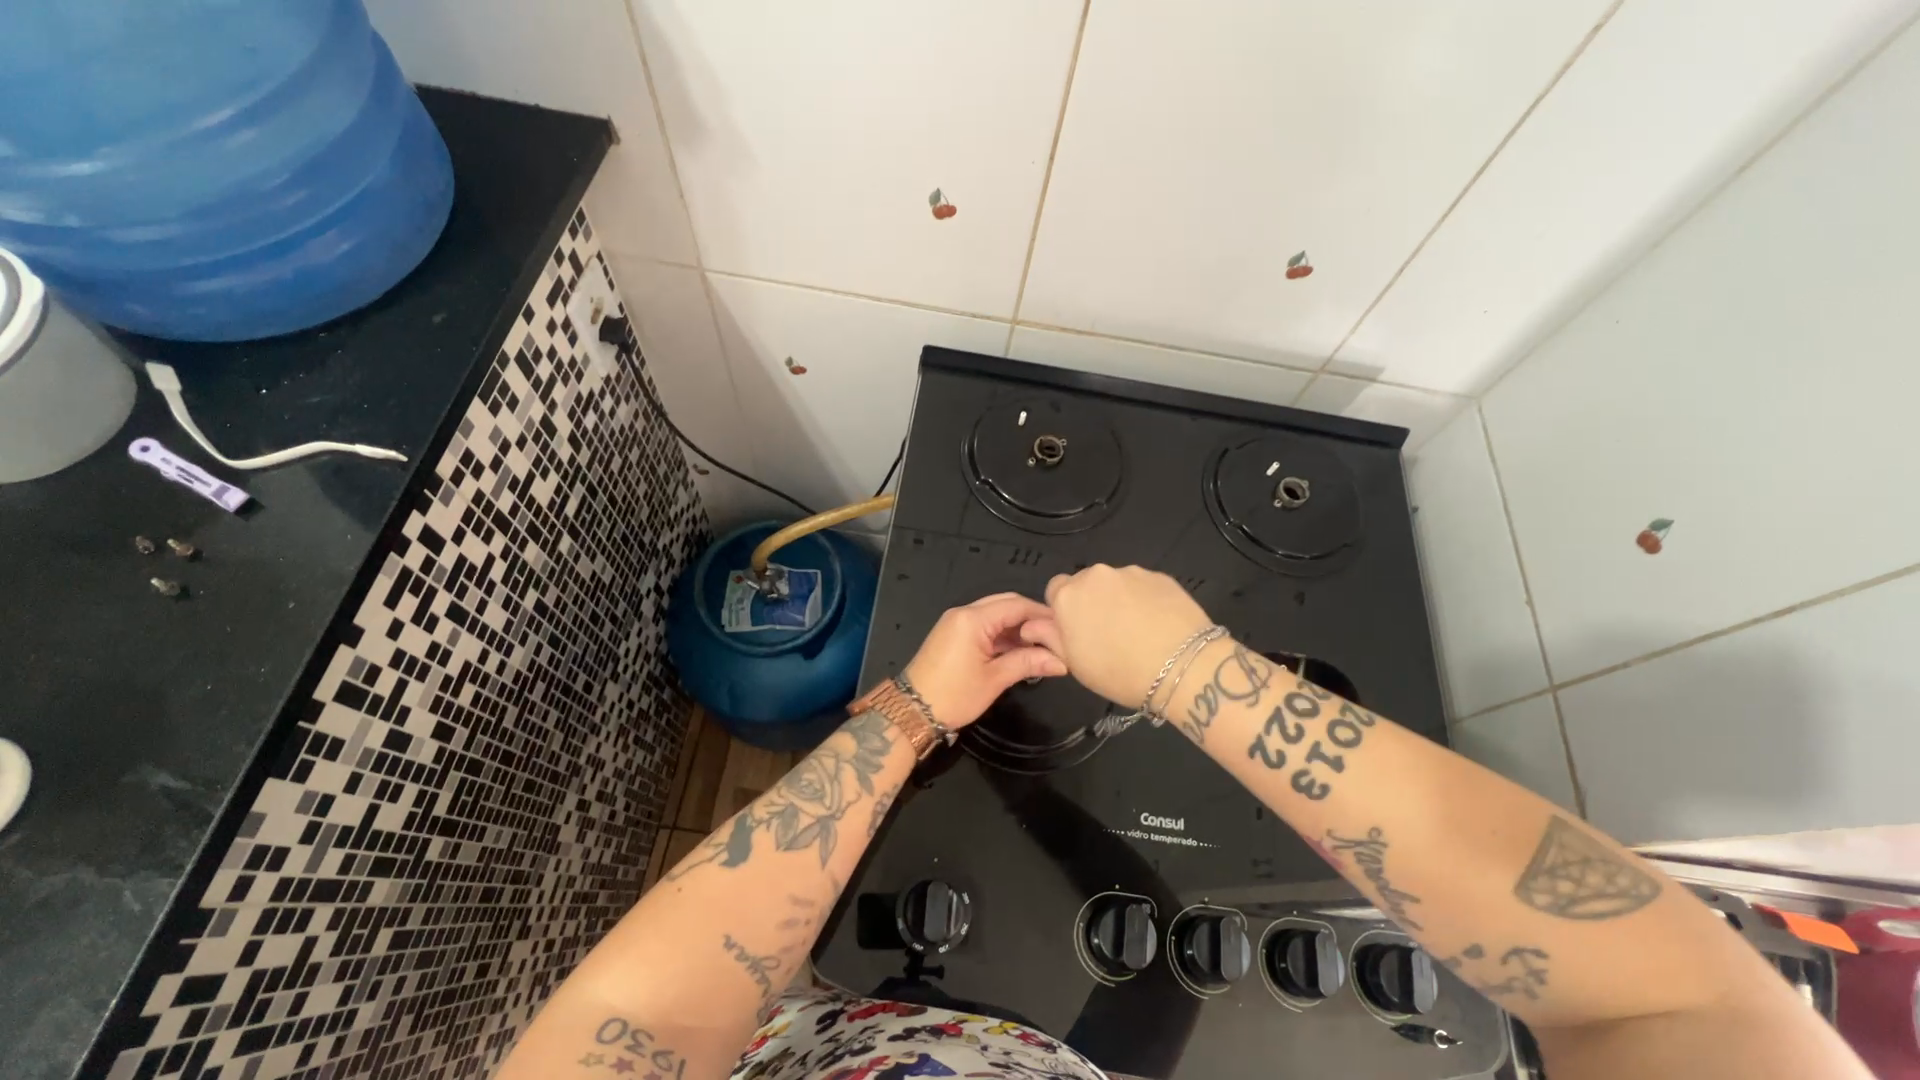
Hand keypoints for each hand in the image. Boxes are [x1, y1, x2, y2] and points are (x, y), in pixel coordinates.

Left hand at [900, 593, 1068, 729]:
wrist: (911, 710)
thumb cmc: (953, 695)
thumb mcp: (994, 680)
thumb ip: (1028, 663)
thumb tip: (1061, 662)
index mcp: (973, 618)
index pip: (1017, 605)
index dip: (1043, 614)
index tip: (1064, 628)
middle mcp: (963, 612)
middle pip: (1006, 604)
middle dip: (1031, 619)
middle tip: (1055, 637)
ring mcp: (956, 622)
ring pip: (995, 615)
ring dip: (1017, 628)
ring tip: (1043, 647)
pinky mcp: (953, 634)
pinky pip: (983, 626)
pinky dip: (1002, 635)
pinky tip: (1020, 651)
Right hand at [1043, 565, 1213, 705]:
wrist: (1182, 666)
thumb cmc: (1119, 671)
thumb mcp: (1076, 664)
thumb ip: (1051, 638)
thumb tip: (1032, 625)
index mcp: (1069, 595)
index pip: (1054, 590)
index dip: (1064, 611)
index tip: (1078, 632)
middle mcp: (1096, 575)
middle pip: (1086, 583)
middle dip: (1091, 602)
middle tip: (1108, 634)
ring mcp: (1131, 572)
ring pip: (1116, 583)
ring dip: (1119, 599)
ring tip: (1137, 630)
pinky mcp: (1160, 576)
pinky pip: (1143, 586)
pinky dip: (1145, 600)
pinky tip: (1157, 625)